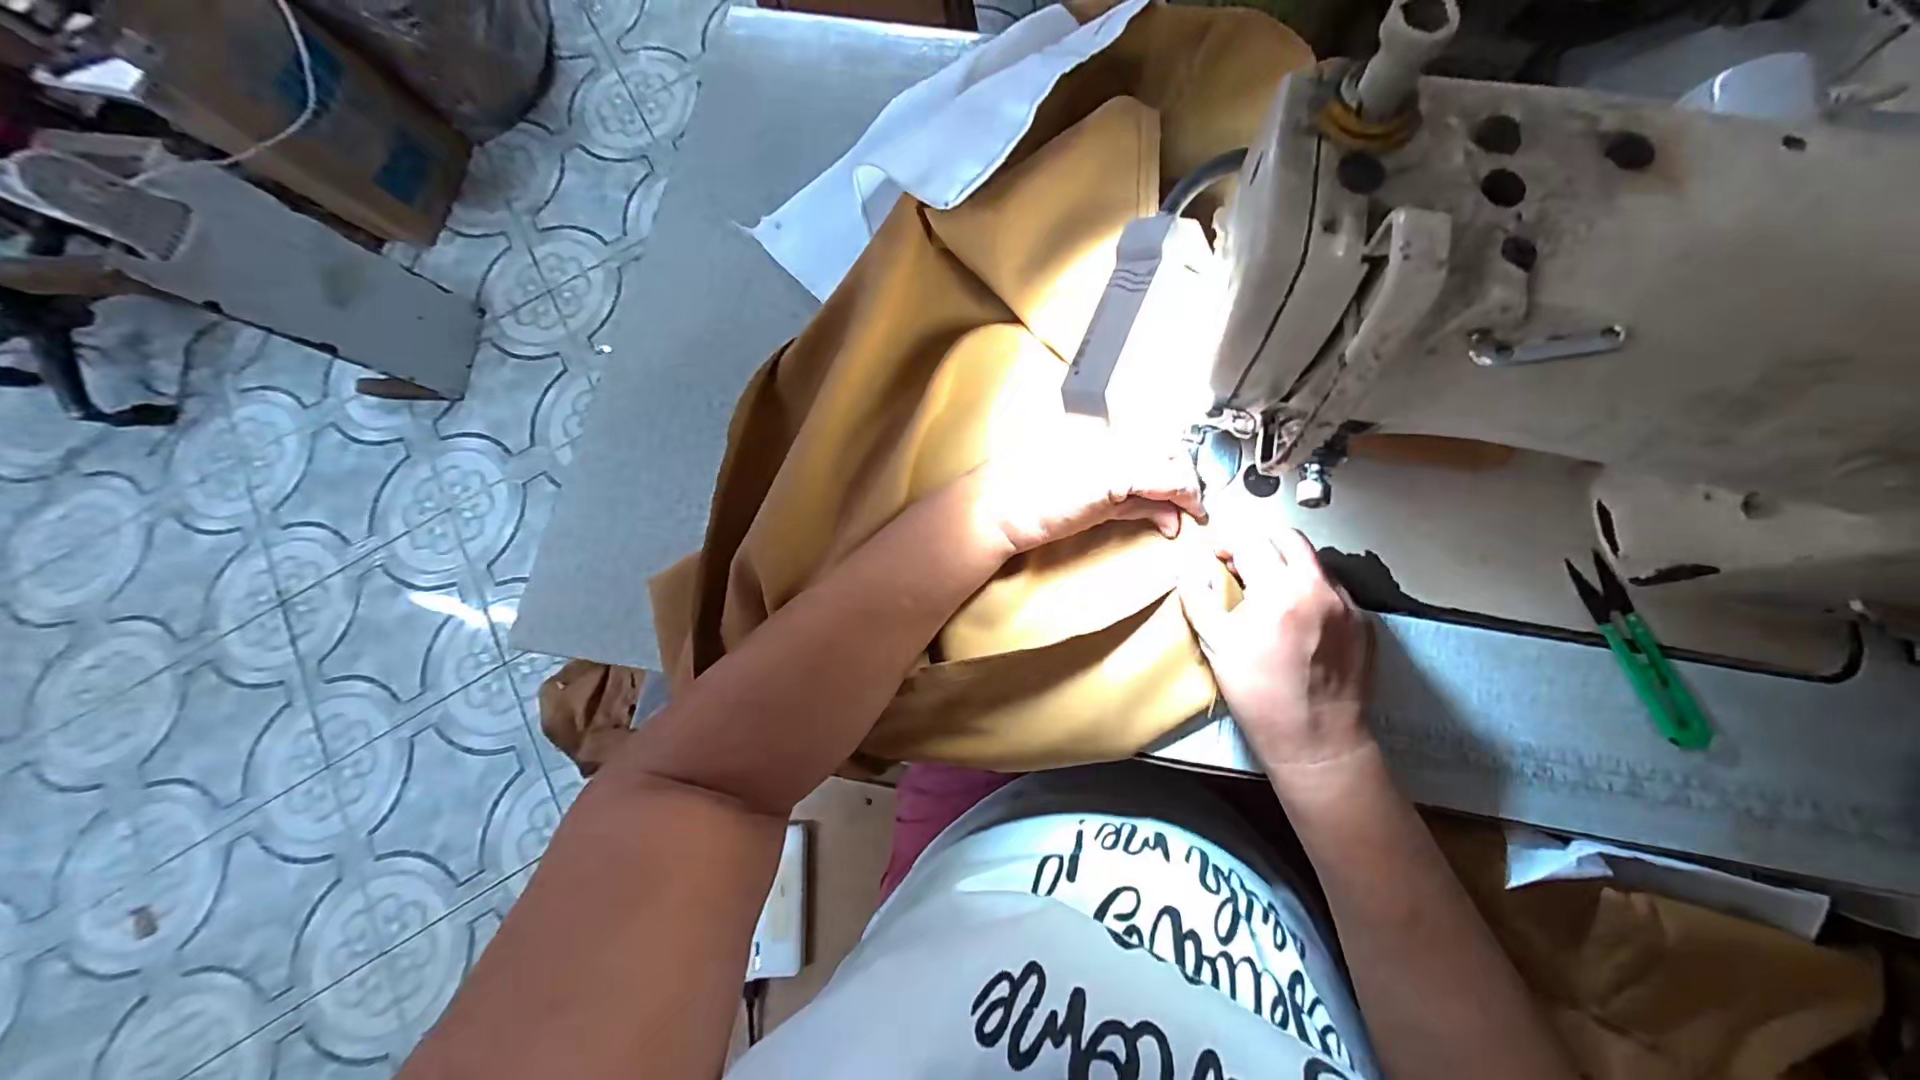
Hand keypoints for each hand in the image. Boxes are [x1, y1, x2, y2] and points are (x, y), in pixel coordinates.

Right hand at [971, 425, 1204, 554]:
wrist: (996, 509)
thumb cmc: (1024, 501)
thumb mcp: (1084, 496)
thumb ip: (1125, 499)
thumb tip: (1159, 511)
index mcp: (1095, 428)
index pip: (1150, 436)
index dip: (1172, 457)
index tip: (1183, 478)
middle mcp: (1108, 432)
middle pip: (1167, 445)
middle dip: (1186, 472)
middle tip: (1194, 497)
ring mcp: (1112, 450)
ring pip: (1172, 461)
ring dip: (1189, 487)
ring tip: (1195, 508)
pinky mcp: (1114, 474)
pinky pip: (1166, 481)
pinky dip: (1184, 496)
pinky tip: (1189, 512)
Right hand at [1178, 526, 1373, 772]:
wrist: (1317, 739)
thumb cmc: (1260, 696)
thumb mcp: (1216, 645)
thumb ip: (1199, 597)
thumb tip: (1191, 567)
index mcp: (1279, 592)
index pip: (1250, 542)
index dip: (1226, 544)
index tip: (1216, 557)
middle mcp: (1319, 589)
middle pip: (1288, 538)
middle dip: (1260, 544)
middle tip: (1242, 564)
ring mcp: (1347, 604)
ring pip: (1313, 562)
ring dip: (1287, 566)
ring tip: (1268, 594)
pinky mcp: (1364, 622)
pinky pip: (1332, 590)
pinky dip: (1309, 592)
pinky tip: (1296, 618)